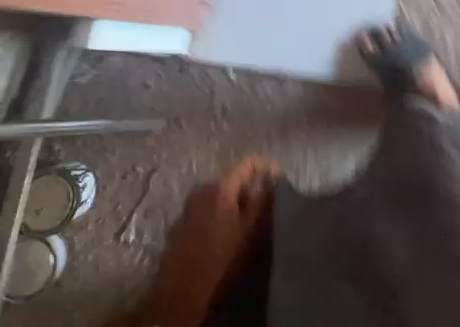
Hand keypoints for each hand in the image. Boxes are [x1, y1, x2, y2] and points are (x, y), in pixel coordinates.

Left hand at [144, 156, 276, 326]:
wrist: (180, 296)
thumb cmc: (221, 262)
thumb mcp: (250, 232)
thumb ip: (263, 201)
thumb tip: (272, 179)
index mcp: (220, 187)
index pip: (248, 163)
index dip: (267, 168)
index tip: (279, 181)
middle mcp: (201, 189)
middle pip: (233, 179)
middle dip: (250, 190)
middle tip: (263, 212)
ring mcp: (188, 207)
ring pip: (219, 196)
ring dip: (234, 204)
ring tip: (245, 226)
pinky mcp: (180, 224)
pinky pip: (206, 210)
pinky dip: (218, 215)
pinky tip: (223, 237)